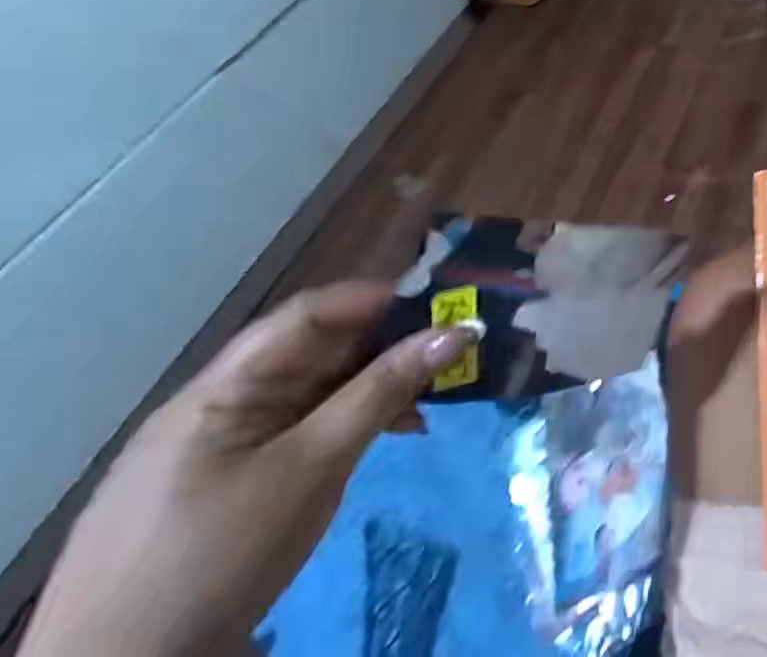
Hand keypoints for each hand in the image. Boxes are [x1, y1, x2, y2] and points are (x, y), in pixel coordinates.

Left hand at [19, 282, 475, 656]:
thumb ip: (384, 391)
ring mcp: (237, 437)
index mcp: (224, 389)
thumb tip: (460, 331)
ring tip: (441, 394)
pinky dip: (366, 415)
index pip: (309, 316)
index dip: (379, 299)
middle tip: (462, 350)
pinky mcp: (251, 469)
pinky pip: (318, 420)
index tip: (450, 303)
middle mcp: (229, 400)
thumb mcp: (313, 465)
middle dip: (396, 342)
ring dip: (387, 382)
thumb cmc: (219, 551)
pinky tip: (403, 428)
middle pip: (323, 348)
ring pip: (327, 385)